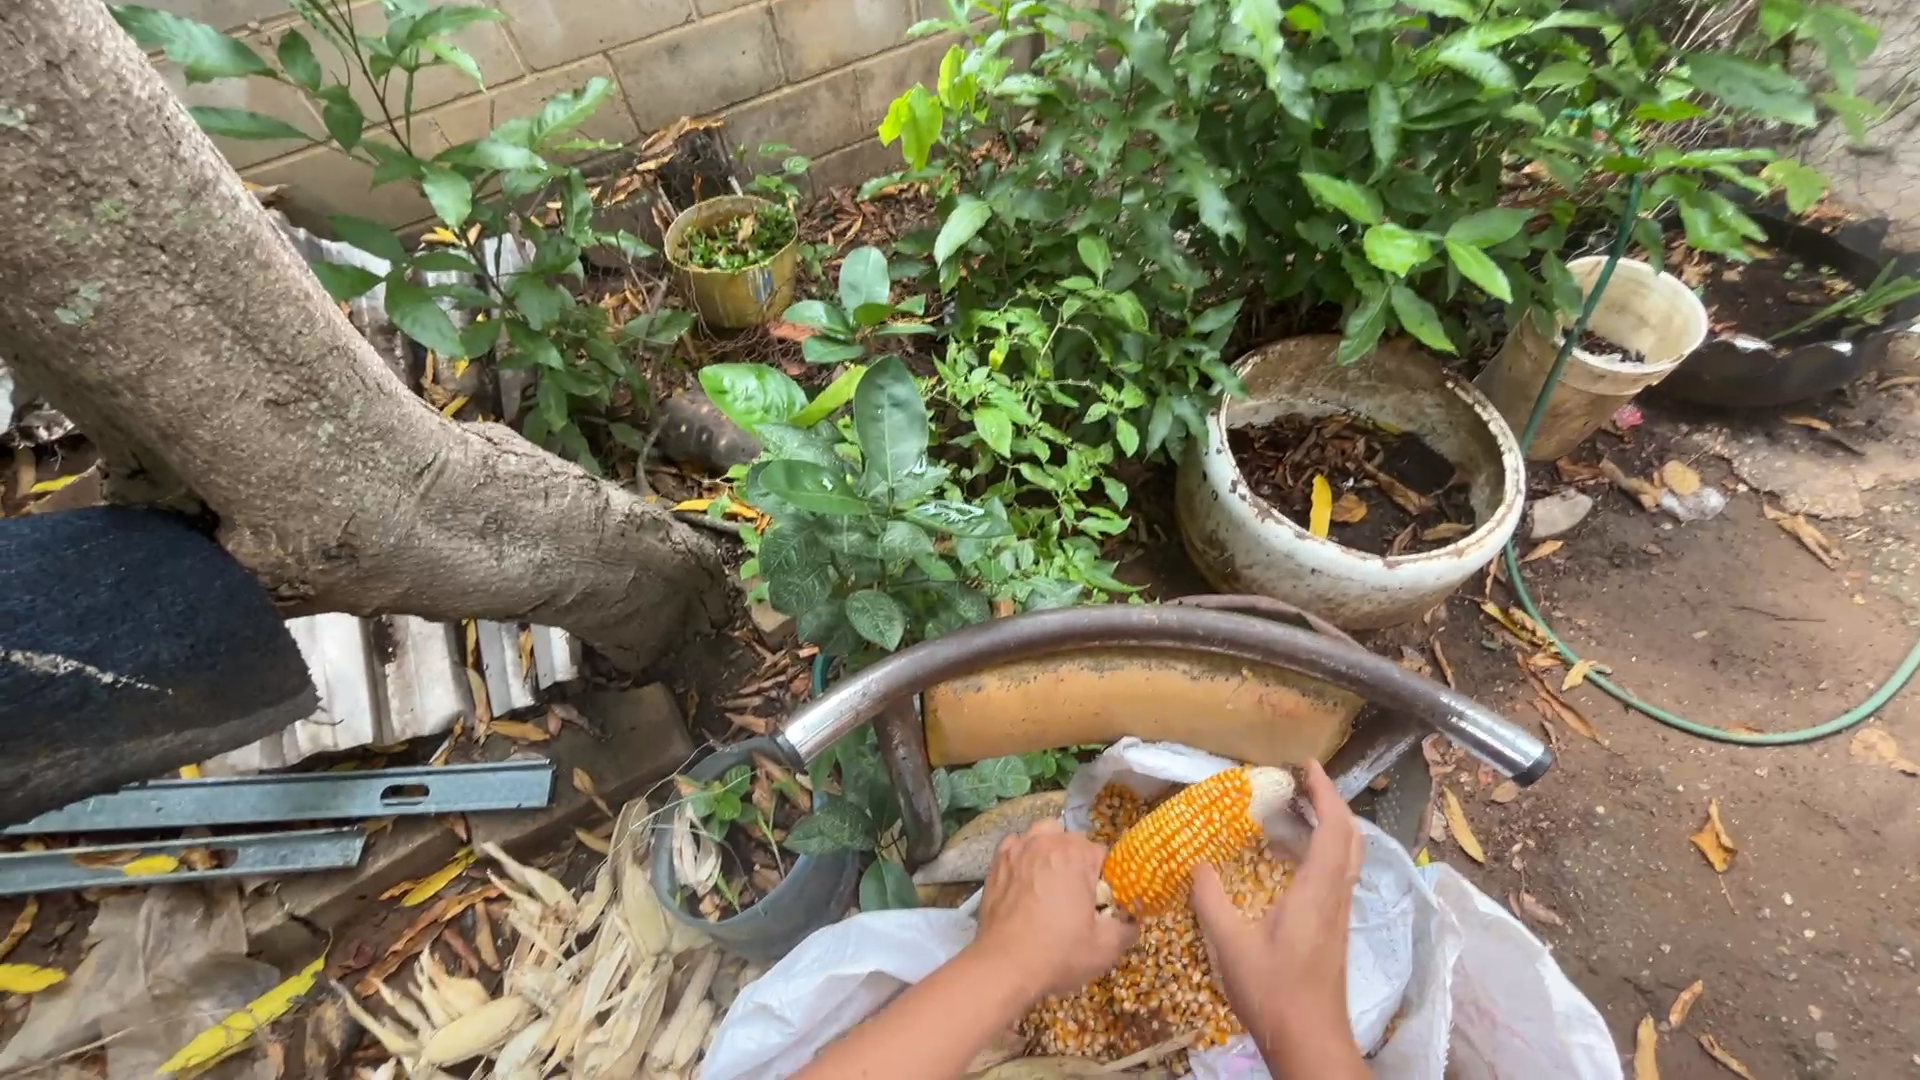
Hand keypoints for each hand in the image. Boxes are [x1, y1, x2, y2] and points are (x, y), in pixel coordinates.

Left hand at [970, 820, 1137, 1003]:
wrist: (1003, 964)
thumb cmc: (1057, 953)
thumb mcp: (1105, 948)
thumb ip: (1127, 928)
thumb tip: (1133, 919)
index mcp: (1076, 854)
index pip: (1101, 854)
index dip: (1104, 879)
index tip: (1098, 902)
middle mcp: (1047, 841)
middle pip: (1072, 841)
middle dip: (1078, 862)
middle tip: (1075, 896)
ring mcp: (1018, 847)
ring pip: (1043, 835)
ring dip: (1051, 851)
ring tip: (1050, 881)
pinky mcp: (997, 859)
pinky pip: (1017, 845)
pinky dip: (1024, 856)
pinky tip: (1024, 879)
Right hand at [1190, 759, 1367, 1077]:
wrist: (1310, 1043)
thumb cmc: (1273, 991)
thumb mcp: (1230, 943)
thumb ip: (1210, 898)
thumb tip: (1196, 863)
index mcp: (1316, 892)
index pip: (1334, 830)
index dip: (1325, 792)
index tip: (1306, 765)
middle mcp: (1335, 896)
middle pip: (1350, 837)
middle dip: (1330, 802)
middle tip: (1300, 781)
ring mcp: (1337, 913)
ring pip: (1347, 856)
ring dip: (1328, 824)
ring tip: (1293, 807)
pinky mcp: (1332, 927)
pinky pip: (1335, 872)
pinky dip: (1321, 848)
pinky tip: (1288, 855)